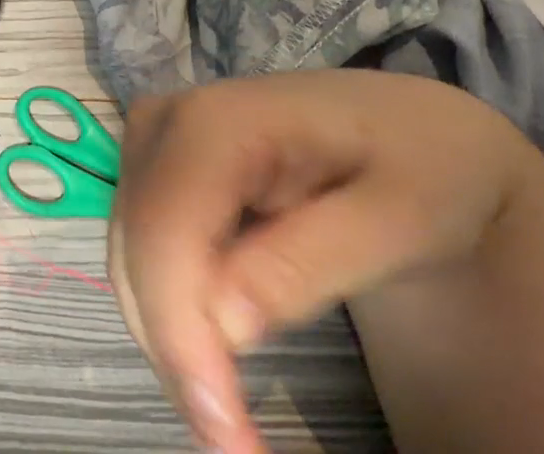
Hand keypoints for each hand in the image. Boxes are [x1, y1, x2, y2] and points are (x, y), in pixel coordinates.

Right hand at [108, 70, 539, 452]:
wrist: (399, 126)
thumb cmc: (418, 166)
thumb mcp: (404, 215)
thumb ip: (316, 258)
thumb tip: (225, 324)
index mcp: (215, 121)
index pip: (167, 228)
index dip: (177, 324)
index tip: (218, 423)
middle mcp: (156, 127)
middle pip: (136, 247)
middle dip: (173, 346)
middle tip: (231, 443)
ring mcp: (141, 148)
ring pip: (125, 256)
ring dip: (167, 336)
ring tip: (226, 415)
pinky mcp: (142, 174)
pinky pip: (136, 252)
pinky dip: (168, 312)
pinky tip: (210, 355)